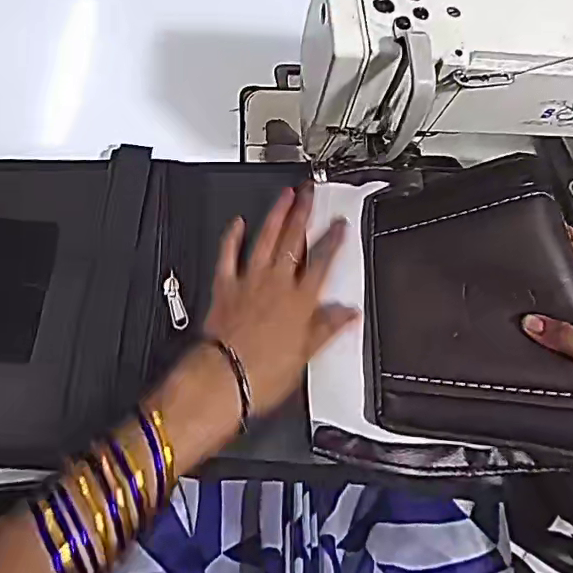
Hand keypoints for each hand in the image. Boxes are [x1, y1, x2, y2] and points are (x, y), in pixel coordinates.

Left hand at [201, 185, 358, 414]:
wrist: (224, 378)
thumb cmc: (263, 372)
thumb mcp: (306, 354)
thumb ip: (328, 328)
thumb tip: (348, 314)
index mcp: (300, 299)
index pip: (323, 261)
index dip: (333, 239)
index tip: (338, 224)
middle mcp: (277, 283)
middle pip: (295, 240)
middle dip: (305, 213)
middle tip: (310, 193)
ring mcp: (250, 281)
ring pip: (267, 239)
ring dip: (277, 215)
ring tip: (285, 196)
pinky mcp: (226, 287)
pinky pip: (228, 256)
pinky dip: (233, 238)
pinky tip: (238, 223)